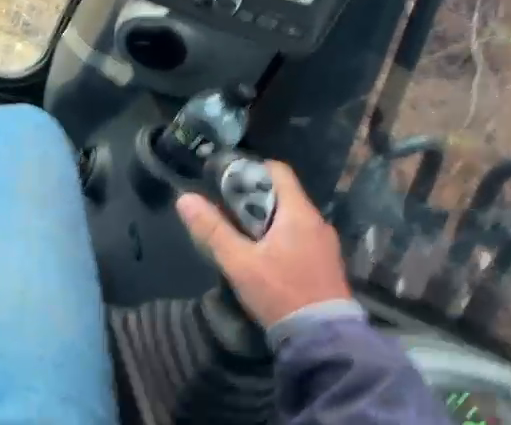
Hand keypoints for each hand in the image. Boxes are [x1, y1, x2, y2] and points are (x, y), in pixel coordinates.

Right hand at [175, 160, 351, 328]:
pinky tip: (260, 253)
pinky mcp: (325, 263)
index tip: (225, 180)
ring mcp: (325, 245)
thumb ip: (212, 228)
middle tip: (223, 208)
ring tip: (237, 232)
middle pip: (280, 193)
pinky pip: (298, 235)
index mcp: (299, 214)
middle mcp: (317, 223)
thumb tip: (184, 198)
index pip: (278, 171)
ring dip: (263, 217)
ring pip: (288, 216)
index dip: (250, 169)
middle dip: (251, 196)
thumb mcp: (239, 261)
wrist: (325, 342)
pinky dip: (277, 234)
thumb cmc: (282, 292)